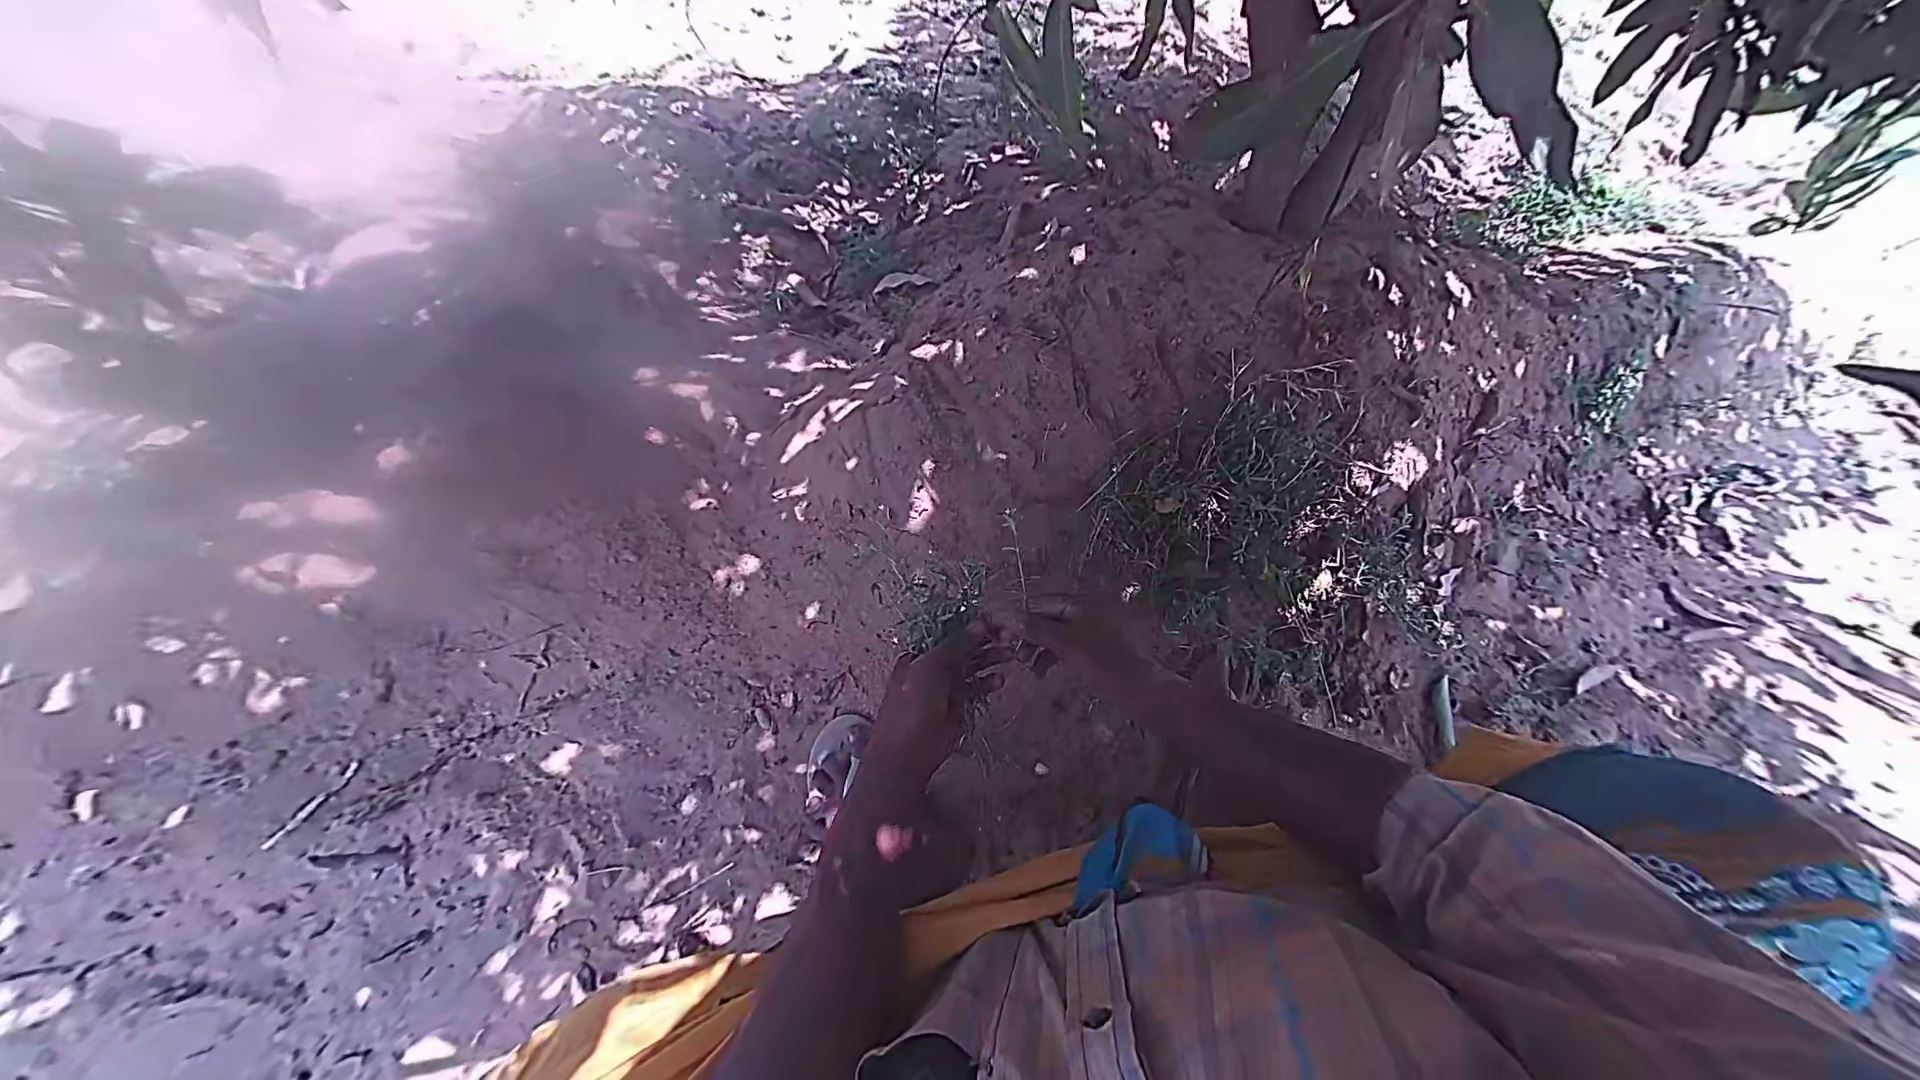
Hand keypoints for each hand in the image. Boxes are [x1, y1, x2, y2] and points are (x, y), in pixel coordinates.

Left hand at [864, 620, 998, 793]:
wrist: (908, 750)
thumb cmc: (913, 703)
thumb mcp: (931, 666)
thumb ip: (955, 645)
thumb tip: (978, 624)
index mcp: (920, 655)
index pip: (948, 634)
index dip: (969, 627)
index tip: (993, 621)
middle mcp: (932, 668)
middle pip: (962, 650)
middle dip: (984, 642)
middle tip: (1008, 636)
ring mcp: (945, 688)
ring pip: (971, 668)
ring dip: (989, 659)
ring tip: (1010, 653)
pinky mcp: (957, 707)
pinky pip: (975, 689)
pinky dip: (987, 683)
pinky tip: (1000, 680)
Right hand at [1013, 593, 1169, 696]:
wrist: (1142, 691)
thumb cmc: (1104, 664)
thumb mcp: (1067, 644)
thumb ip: (1038, 629)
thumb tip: (1011, 619)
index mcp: (1085, 602)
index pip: (1045, 603)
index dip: (1023, 618)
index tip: (1004, 634)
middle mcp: (1092, 610)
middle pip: (1052, 618)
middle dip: (1031, 635)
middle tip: (1015, 655)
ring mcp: (1098, 629)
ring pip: (1060, 634)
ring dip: (1041, 648)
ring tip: (1029, 668)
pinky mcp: (1101, 648)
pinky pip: (1071, 645)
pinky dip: (1055, 655)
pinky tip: (1044, 670)